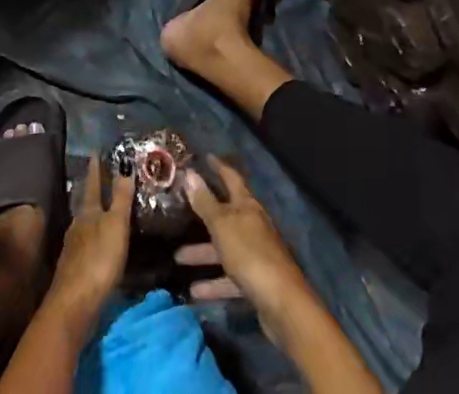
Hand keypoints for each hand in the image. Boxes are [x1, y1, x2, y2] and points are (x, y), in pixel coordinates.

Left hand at [44, 155, 133, 320]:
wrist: (74, 304)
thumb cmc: (98, 259)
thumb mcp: (115, 224)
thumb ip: (120, 197)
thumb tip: (124, 163)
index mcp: (87, 212)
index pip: (91, 183)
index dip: (95, 168)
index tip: (95, 151)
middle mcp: (77, 225)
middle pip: (85, 201)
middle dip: (93, 189)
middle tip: (103, 176)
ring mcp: (73, 247)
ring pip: (84, 221)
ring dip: (93, 212)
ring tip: (105, 207)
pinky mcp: (75, 267)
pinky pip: (86, 241)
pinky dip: (94, 234)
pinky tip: (100, 239)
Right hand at [175, 156, 305, 306]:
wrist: (282, 302)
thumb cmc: (250, 254)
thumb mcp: (223, 225)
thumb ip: (205, 202)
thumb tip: (190, 173)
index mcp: (247, 206)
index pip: (231, 179)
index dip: (219, 167)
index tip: (206, 157)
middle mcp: (253, 225)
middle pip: (225, 215)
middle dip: (203, 215)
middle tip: (180, 211)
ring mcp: (255, 253)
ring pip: (224, 248)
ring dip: (202, 253)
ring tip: (177, 257)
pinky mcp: (255, 280)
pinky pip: (229, 278)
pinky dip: (212, 283)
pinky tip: (193, 291)